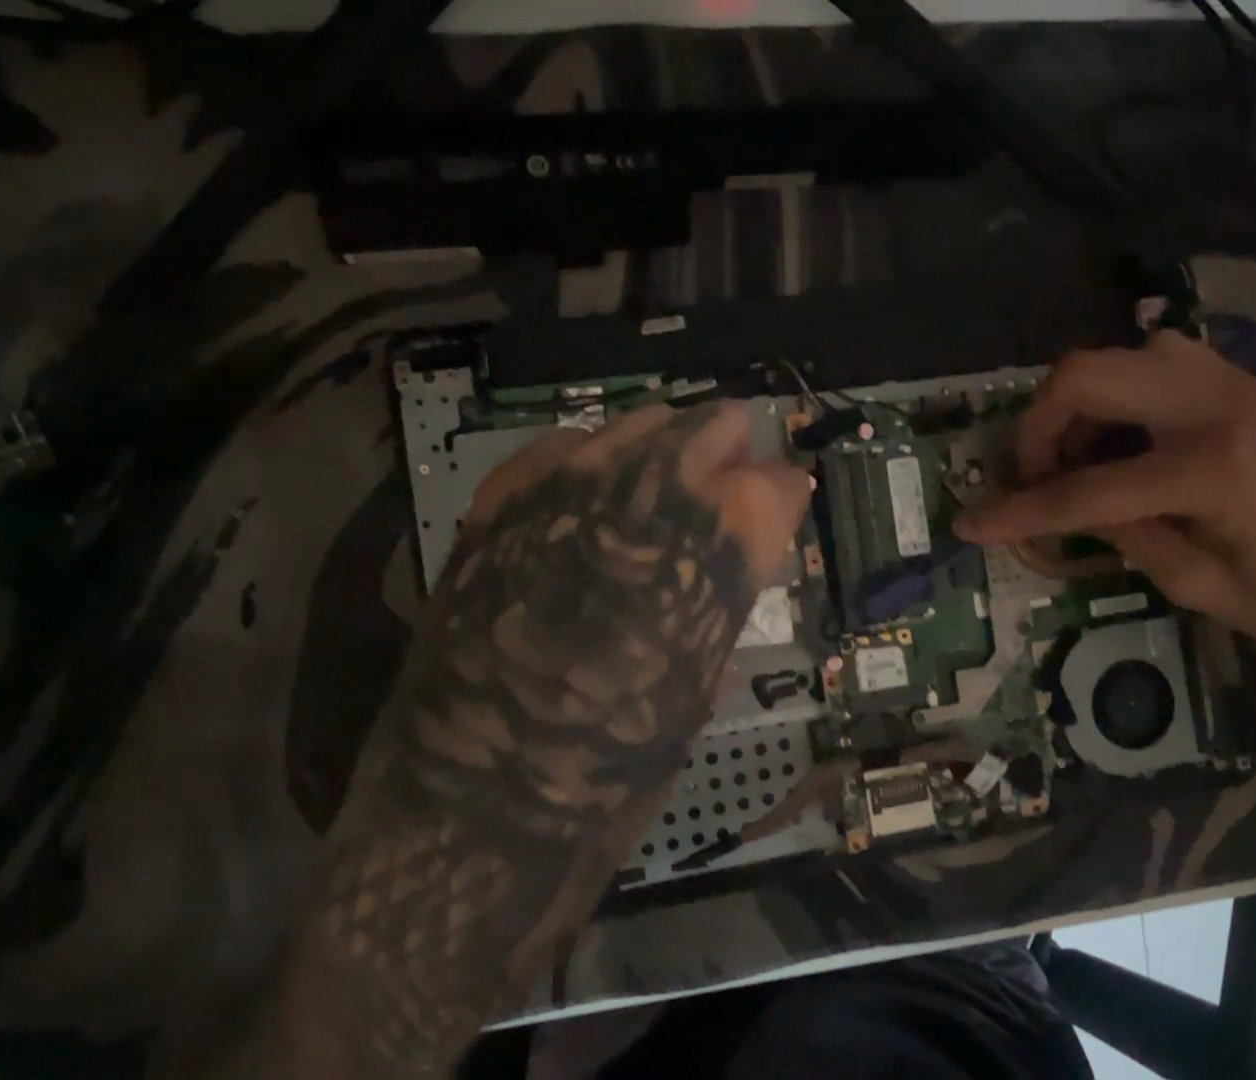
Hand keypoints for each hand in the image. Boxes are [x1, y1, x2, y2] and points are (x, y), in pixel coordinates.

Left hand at [435, 400, 811, 761]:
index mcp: (722, 540)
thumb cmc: (614, 761)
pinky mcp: (503, 493)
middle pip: (715, 424)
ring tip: (648, 499)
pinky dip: (586, 464)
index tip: (773, 513)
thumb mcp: (701, 684)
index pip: (777, 483)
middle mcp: (653, 486)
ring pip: (639, 421)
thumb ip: (722, 598)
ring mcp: (571, 478)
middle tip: (716, 495)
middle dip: (727, 455)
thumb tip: (733, 560)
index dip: (779, 501)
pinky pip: (563, 446)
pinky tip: (580, 506)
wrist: (476, 791)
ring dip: (658, 453)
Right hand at [954, 333, 1255, 699]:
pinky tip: (1137, 444)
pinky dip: (1130, 395)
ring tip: (1085, 456)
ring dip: (1086, 401)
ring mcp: (1249, 384)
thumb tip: (1075, 509)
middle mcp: (1225, 405)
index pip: (1085, 487)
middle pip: (1090, 373)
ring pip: (1129, 353)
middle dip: (1039, 425)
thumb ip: (1128, 537)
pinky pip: (1172, 364)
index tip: (971, 524)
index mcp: (1214, 469)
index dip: (1019, 510)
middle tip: (1035, 474)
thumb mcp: (1204, 588)